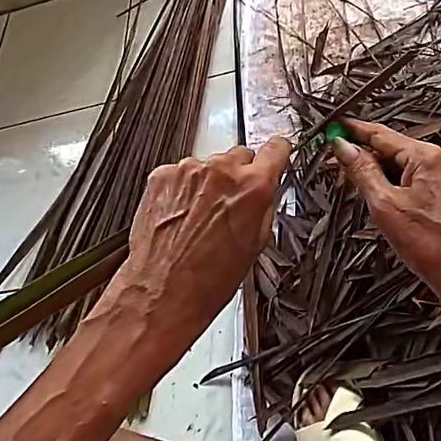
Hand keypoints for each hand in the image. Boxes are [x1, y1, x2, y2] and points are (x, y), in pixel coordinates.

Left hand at [96, 138, 291, 355]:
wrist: (163, 290)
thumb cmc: (208, 278)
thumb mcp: (256, 243)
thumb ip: (264, 206)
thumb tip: (265, 194)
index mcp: (252, 187)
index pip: (275, 149)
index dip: (278, 151)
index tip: (277, 151)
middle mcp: (221, 172)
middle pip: (239, 157)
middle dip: (239, 176)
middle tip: (231, 205)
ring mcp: (189, 171)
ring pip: (208, 166)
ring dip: (208, 184)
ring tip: (201, 219)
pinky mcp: (162, 176)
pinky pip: (180, 174)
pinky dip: (182, 190)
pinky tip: (182, 217)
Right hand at [331, 119, 440, 301]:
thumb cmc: (433, 245)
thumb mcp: (384, 204)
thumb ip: (362, 171)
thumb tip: (344, 148)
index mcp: (426, 157)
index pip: (380, 133)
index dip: (352, 130)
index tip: (335, 128)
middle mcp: (438, 162)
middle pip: (390, 147)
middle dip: (361, 152)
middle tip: (335, 157)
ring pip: (399, 164)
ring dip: (374, 169)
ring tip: (350, 178)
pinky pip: (410, 177)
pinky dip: (390, 181)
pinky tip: (375, 193)